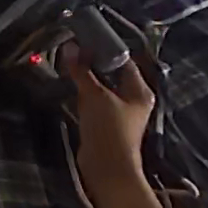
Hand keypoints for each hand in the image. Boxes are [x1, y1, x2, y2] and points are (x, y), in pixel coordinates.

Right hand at [64, 44, 156, 207]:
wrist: (107, 168)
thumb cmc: (109, 128)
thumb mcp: (94, 96)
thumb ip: (82, 71)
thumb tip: (70, 47)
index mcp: (139, 91)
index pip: (125, 61)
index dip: (106, 49)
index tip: (86, 39)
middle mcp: (133, 99)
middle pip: (113, 74)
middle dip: (94, 63)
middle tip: (73, 50)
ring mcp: (120, 112)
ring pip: (102, 87)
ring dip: (87, 78)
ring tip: (68, 65)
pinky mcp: (106, 123)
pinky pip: (95, 101)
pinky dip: (84, 93)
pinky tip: (70, 86)